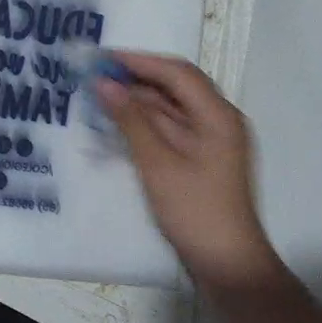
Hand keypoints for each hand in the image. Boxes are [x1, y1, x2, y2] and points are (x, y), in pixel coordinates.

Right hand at [96, 53, 284, 289]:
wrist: (227, 265)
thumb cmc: (195, 211)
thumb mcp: (157, 163)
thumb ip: (131, 119)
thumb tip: (104, 83)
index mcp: (218, 115)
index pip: (177, 73)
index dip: (139, 61)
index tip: (101, 58)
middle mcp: (218, 120)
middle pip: (175, 87)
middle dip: (136, 78)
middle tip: (94, 75)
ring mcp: (211, 141)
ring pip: (171, 108)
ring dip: (137, 100)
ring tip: (99, 96)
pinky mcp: (201, 160)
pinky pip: (170, 128)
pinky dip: (144, 122)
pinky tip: (117, 123)